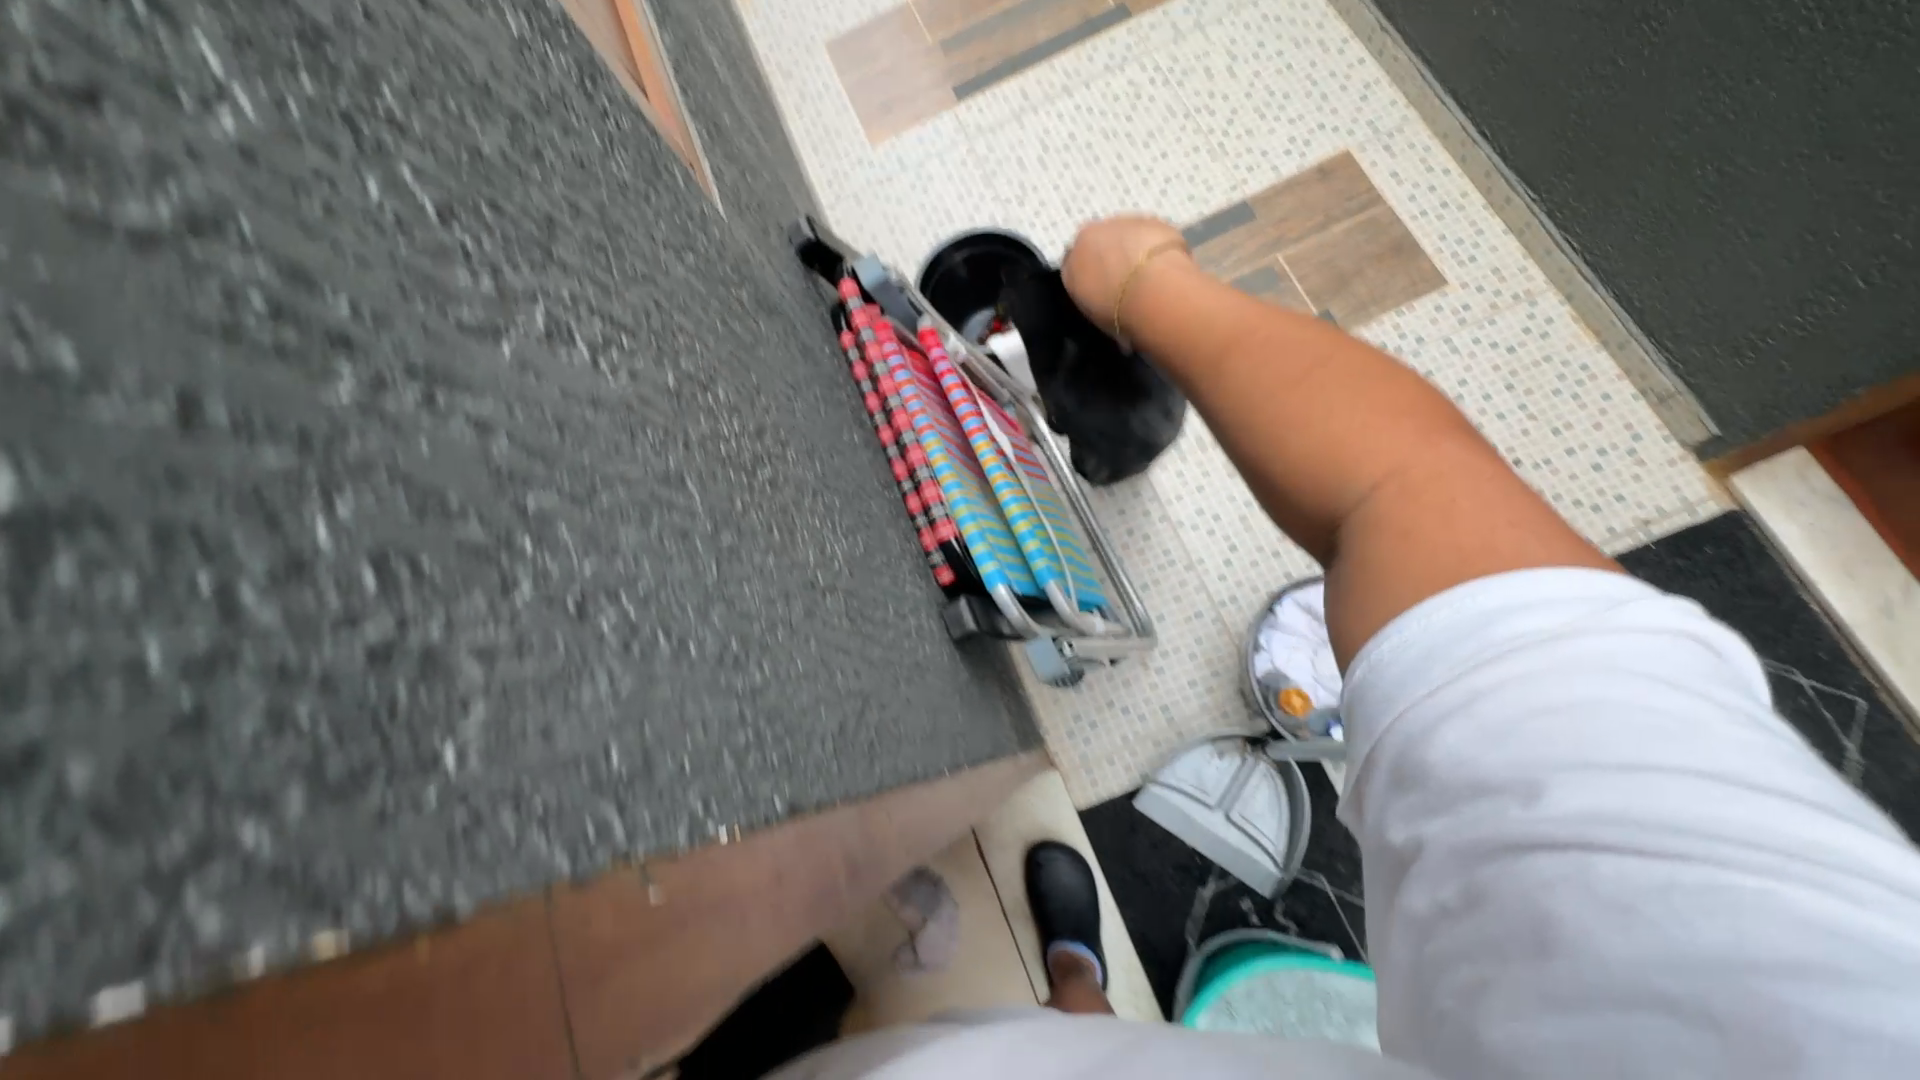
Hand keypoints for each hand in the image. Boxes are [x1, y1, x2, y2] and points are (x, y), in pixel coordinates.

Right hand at [1061, 215, 1192, 335]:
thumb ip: (1093, 298)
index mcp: (1070, 264)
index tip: (1102, 289)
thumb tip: (1104, 300)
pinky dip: (1155, 244)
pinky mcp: (1149, 218)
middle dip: (1109, 256)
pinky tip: (1165, 263)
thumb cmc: (1116, 312)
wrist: (1150, 291)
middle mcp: (1087, 237)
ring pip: (1123, 234)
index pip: (1073, 265)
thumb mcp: (1093, 313)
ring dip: (1132, 247)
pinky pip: (1149, 232)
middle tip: (1126, 280)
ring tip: (1149, 271)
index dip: (1089, 276)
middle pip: (1097, 243)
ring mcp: (1119, 223)